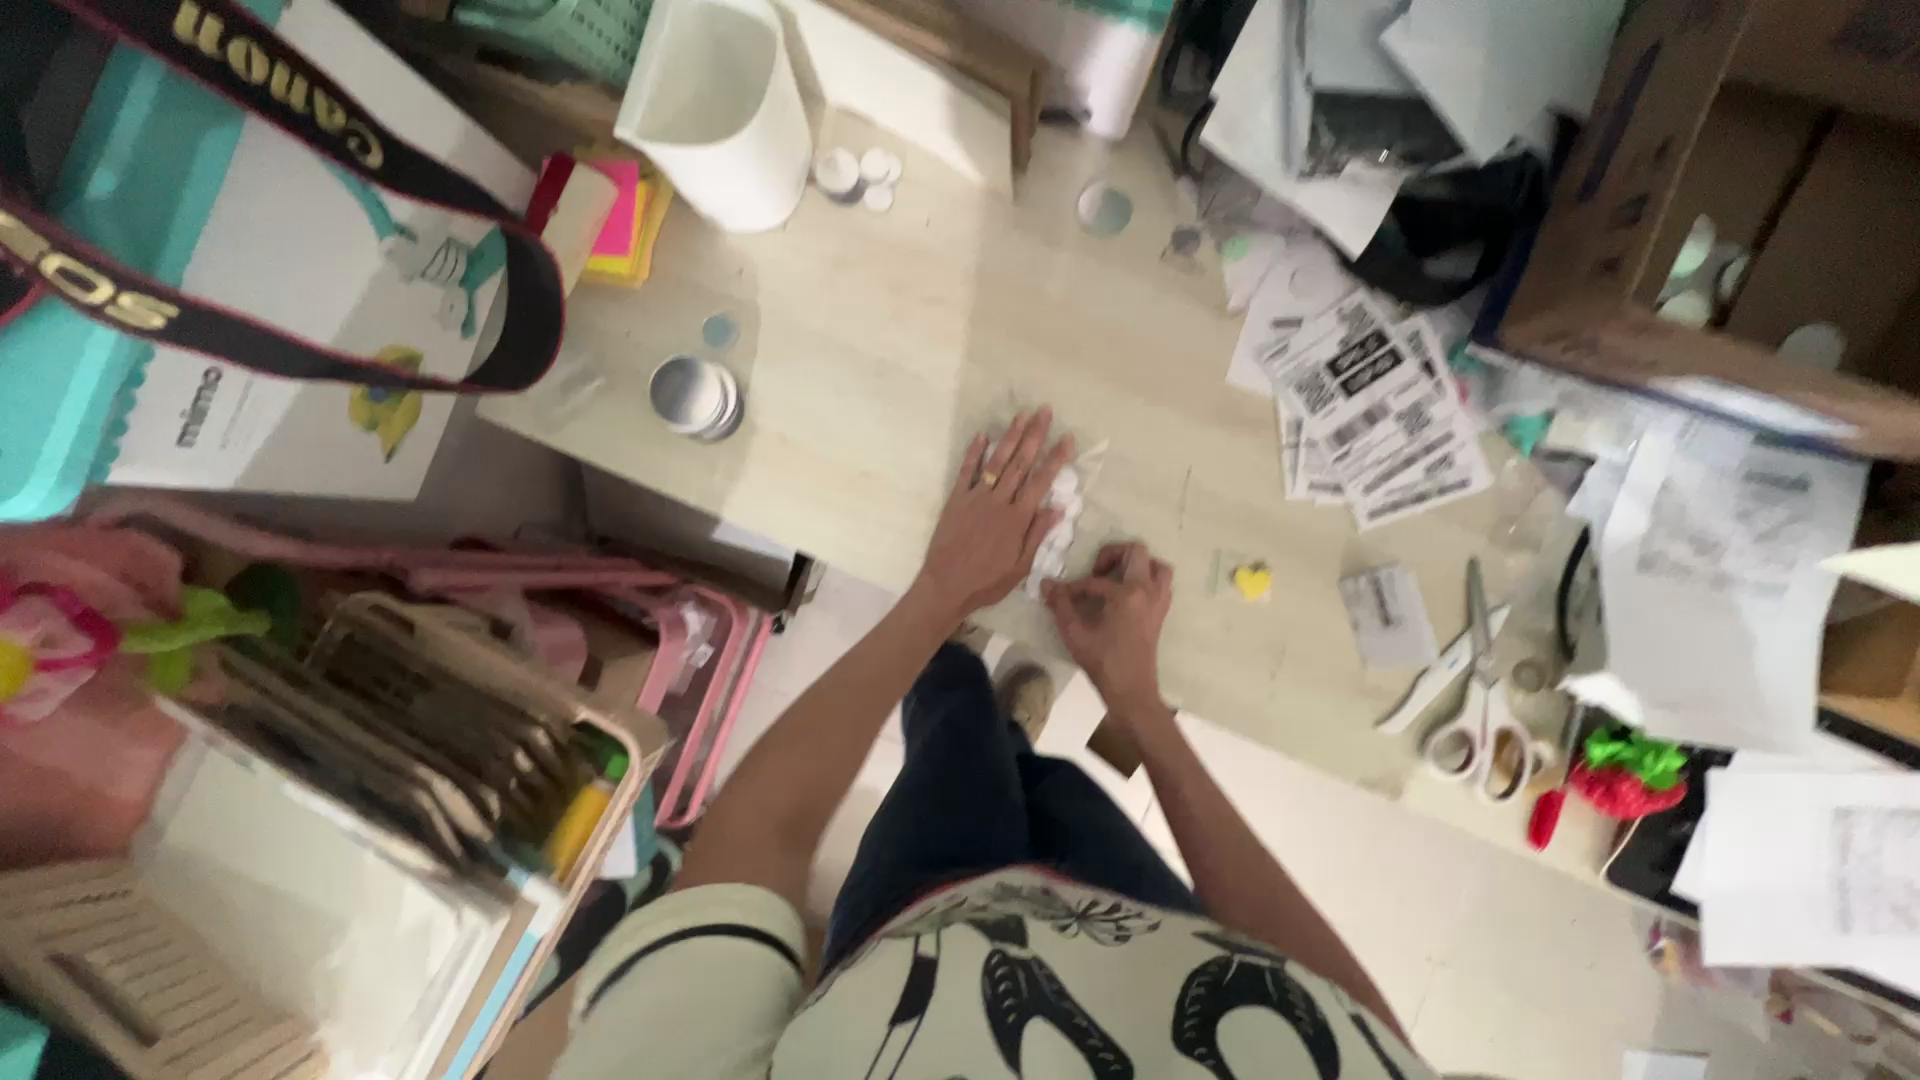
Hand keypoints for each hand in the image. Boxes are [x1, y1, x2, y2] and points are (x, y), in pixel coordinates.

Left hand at [912, 408, 1075, 622]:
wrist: (945, 586)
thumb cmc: (986, 582)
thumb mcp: (1020, 567)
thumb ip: (1037, 535)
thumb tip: (1058, 508)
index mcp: (1017, 519)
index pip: (1040, 482)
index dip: (1055, 459)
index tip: (1067, 438)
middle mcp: (998, 502)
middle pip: (1020, 463)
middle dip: (1034, 435)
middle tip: (1045, 411)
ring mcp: (975, 498)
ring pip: (996, 462)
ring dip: (1010, 437)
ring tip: (1022, 415)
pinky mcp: (956, 500)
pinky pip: (966, 471)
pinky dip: (974, 452)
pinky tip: (983, 435)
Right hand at [1043, 542, 1173, 715]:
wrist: (1131, 690)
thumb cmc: (1102, 661)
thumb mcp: (1074, 633)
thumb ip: (1060, 605)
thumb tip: (1047, 583)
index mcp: (1127, 594)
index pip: (1096, 580)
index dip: (1075, 586)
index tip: (1062, 596)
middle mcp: (1147, 591)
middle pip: (1136, 551)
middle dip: (1113, 555)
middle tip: (1097, 571)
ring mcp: (1159, 601)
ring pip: (1156, 565)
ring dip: (1137, 565)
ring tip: (1117, 578)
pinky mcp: (1162, 613)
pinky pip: (1161, 583)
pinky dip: (1147, 580)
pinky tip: (1127, 595)